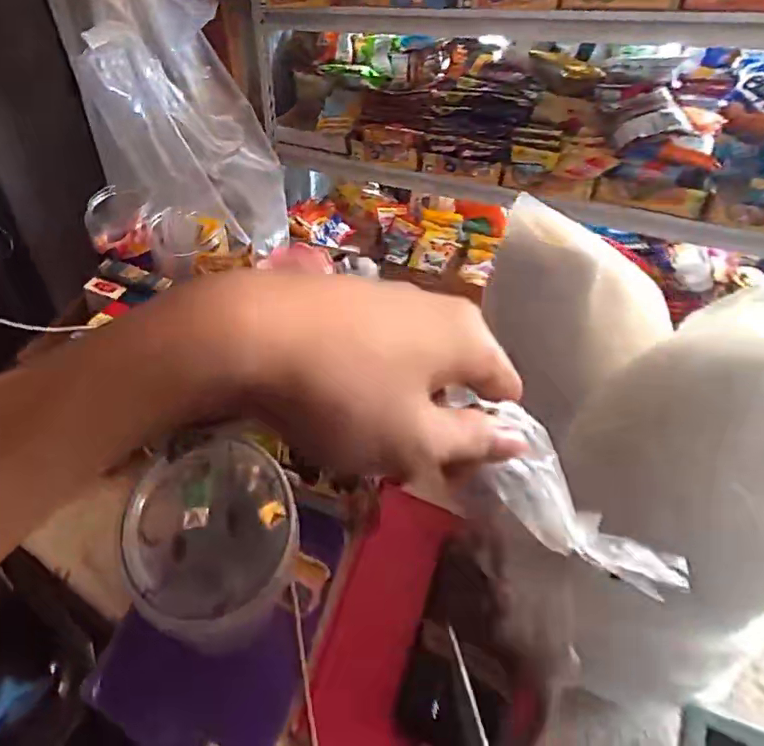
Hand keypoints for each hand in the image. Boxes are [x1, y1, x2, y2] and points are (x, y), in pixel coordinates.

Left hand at [158, 271, 524, 480]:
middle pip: (453, 374)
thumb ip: (471, 442)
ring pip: (406, 361)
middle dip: (434, 420)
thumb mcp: (414, 440)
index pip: (504, 390)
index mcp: (466, 333)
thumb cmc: (342, 393)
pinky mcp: (335, 295)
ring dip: (391, 401)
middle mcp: (429, 302)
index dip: (485, 438)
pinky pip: (364, 346)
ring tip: (352, 431)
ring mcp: (378, 293)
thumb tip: (516, 440)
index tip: (447, 471)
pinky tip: (321, 395)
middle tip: (396, 458)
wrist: (247, 330)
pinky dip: (355, 375)